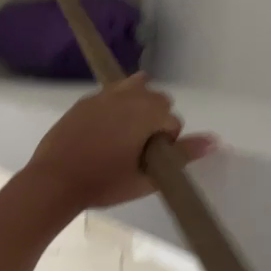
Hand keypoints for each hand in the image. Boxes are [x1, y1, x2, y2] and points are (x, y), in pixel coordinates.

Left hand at [23, 75, 216, 210]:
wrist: (55, 179)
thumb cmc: (105, 182)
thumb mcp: (147, 176)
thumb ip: (183, 155)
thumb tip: (215, 140)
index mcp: (146, 112)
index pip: (172, 120)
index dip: (166, 141)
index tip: (150, 159)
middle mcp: (127, 96)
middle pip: (156, 98)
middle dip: (154, 119)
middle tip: (138, 148)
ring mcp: (102, 96)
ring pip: (133, 88)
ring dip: (137, 106)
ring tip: (125, 133)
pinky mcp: (83, 101)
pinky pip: (109, 95)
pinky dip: (114, 105)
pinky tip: (104, 128)